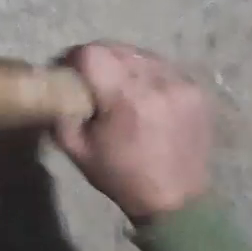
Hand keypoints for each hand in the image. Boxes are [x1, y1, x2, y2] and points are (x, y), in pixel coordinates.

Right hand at [52, 42, 212, 222]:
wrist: (178, 202)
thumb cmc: (122, 176)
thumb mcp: (76, 149)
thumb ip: (60, 111)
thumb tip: (54, 84)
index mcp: (125, 97)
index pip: (91, 52)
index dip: (74, 60)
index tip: (71, 75)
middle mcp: (156, 83)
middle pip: (114, 48)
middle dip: (98, 59)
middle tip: (92, 81)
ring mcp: (181, 84)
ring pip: (139, 54)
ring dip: (123, 64)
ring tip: (119, 87)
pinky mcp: (197, 90)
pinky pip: (161, 66)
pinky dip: (147, 73)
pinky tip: (144, 93)